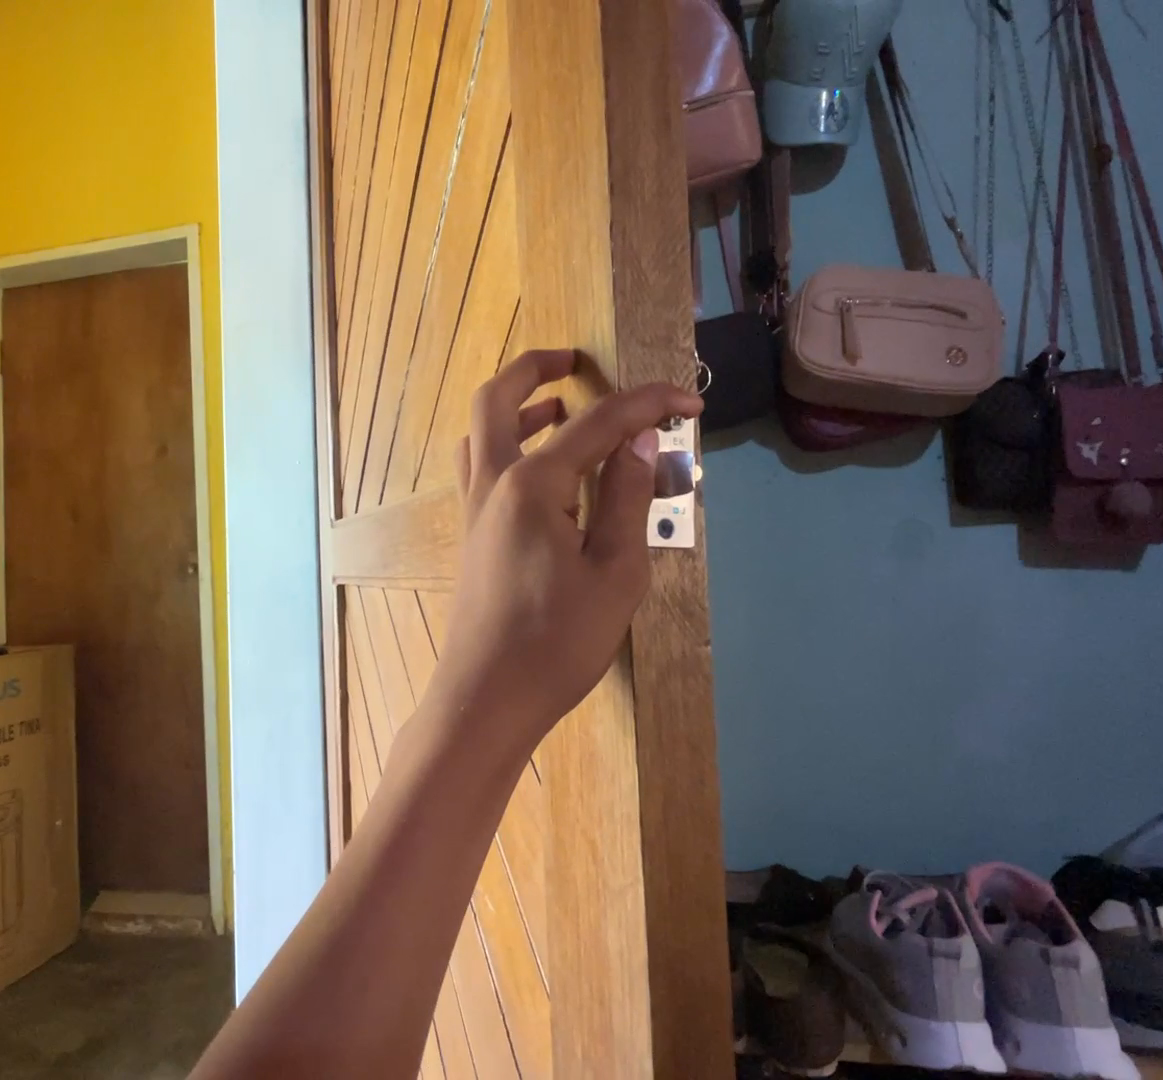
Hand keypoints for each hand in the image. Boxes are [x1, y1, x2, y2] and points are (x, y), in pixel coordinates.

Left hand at [422, 349, 703, 762]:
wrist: (488, 697)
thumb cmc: (558, 641)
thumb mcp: (616, 572)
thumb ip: (628, 497)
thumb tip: (641, 439)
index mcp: (532, 484)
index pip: (597, 422)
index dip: (649, 404)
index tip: (691, 404)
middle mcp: (493, 483)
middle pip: (497, 397)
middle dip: (536, 368)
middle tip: (575, 361)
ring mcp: (474, 509)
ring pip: (480, 431)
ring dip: (516, 406)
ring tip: (559, 409)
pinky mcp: (471, 535)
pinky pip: (480, 466)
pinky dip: (505, 445)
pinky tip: (541, 472)